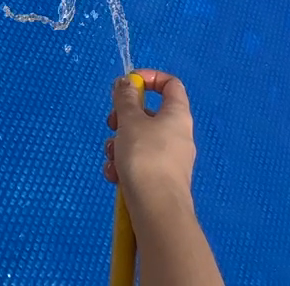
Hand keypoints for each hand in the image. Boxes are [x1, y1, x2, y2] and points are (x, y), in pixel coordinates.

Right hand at [104, 70, 223, 285]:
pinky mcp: (160, 181)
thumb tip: (126, 81)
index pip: (170, 84)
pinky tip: (115, 176)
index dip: (149, 78)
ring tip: (113, 157)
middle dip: (124, 118)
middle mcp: (177, 134)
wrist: (157, 211)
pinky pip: (139, 163)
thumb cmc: (145, 157)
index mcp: (177, 114)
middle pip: (148, 114)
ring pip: (139, 140)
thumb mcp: (130, 120)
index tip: (127, 84)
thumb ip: (125, 98)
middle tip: (112, 124)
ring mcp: (170, 160)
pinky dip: (124, 166)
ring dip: (119, 145)